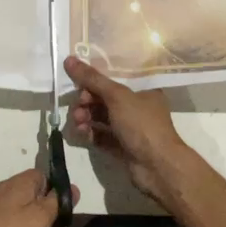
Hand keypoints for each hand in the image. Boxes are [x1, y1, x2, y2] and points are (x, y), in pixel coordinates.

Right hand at [64, 56, 189, 202]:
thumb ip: (91, 78)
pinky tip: (82, 133)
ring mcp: (129, 128)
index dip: (95, 78)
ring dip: (86, 117)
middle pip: (104, 98)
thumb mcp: (117, 96)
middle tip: (78, 105)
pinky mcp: (122, 146)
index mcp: (143, 90)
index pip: (115, 77)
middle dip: (87, 100)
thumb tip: (68, 59)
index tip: (78, 82)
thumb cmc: (142, 124)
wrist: (158, 167)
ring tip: (78, 122)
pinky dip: (90, 133)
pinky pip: (101, 135)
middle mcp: (137, 107)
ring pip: (101, 117)